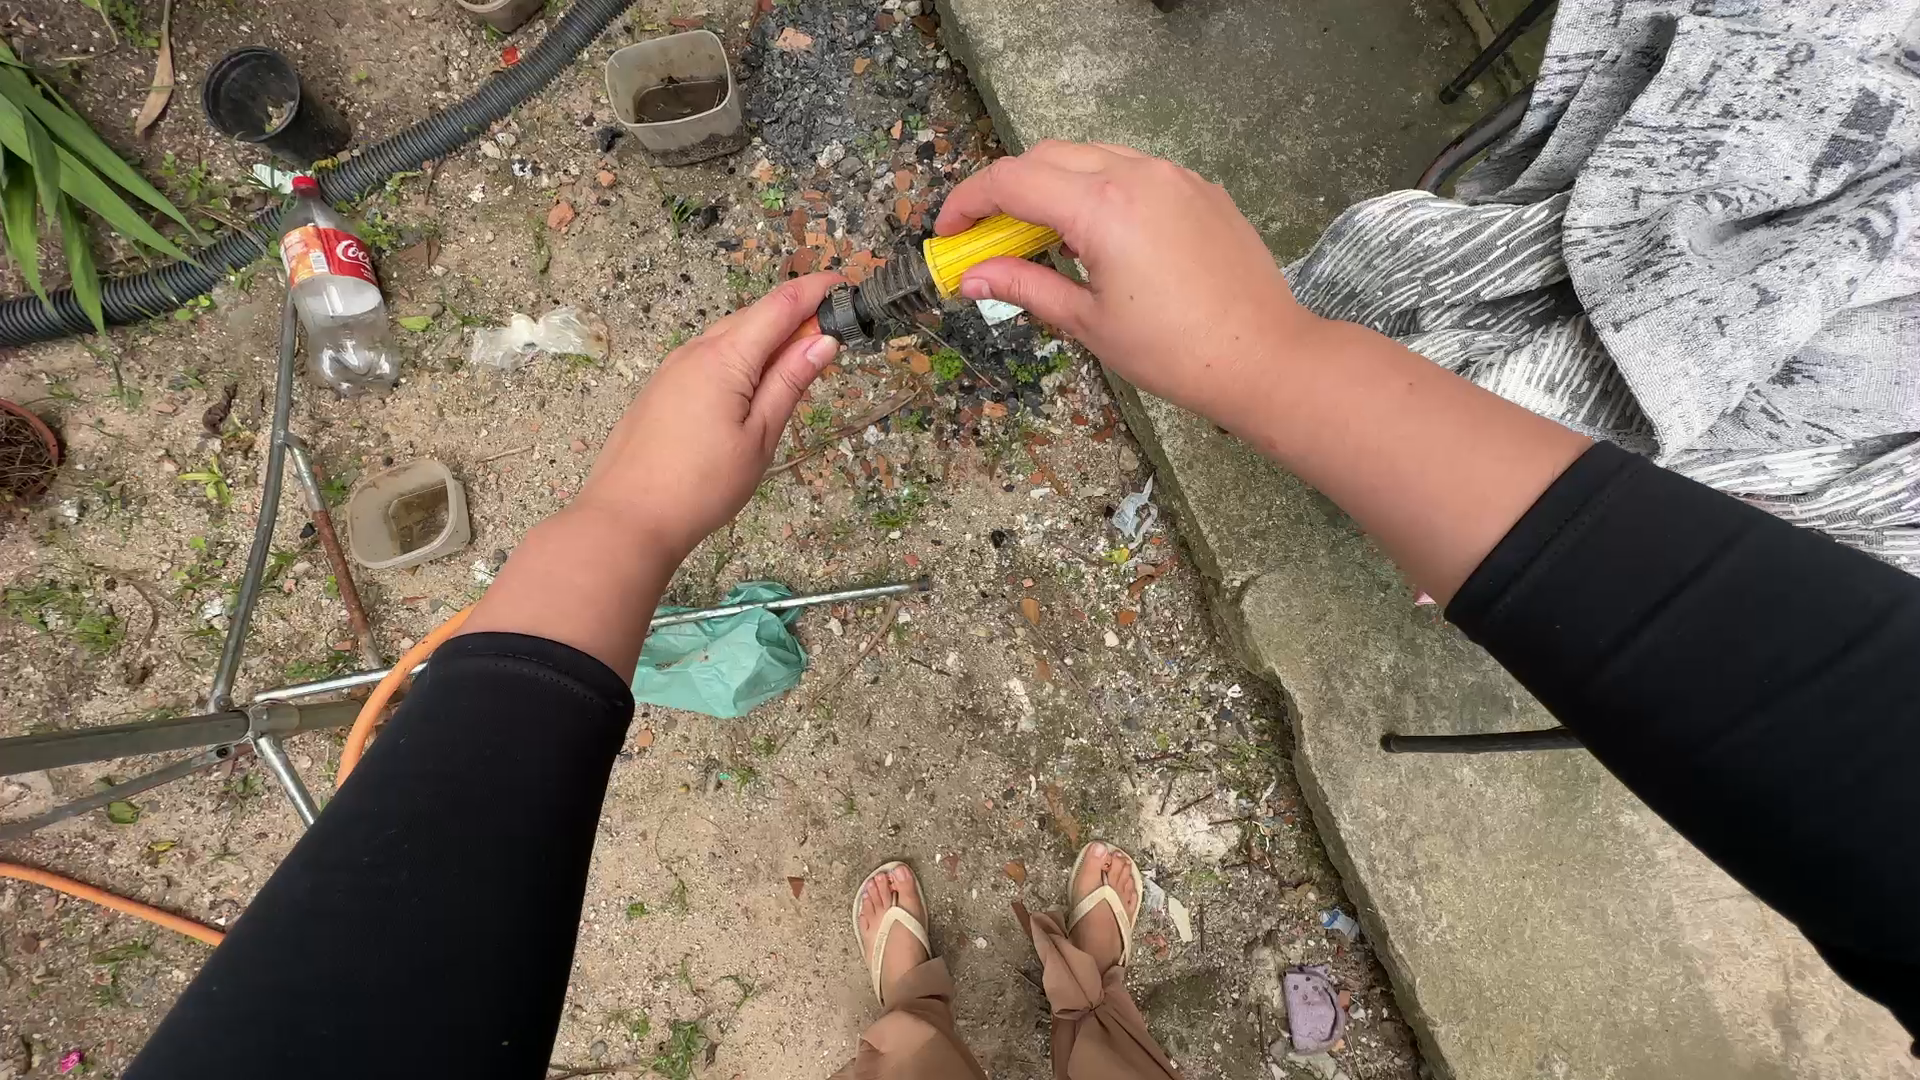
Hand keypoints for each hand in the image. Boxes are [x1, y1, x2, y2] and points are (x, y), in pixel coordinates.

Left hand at [572, 273, 842, 562]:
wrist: (629, 517)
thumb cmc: (702, 485)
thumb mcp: (760, 436)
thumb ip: (790, 383)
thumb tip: (823, 341)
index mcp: (725, 358)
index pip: (780, 306)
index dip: (816, 290)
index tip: (847, 284)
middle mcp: (696, 349)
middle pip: (755, 315)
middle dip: (797, 313)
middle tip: (835, 330)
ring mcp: (674, 366)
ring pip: (731, 335)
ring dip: (770, 337)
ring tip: (801, 360)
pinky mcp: (664, 386)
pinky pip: (711, 355)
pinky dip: (743, 355)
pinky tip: (756, 382)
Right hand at [935, 141, 1314, 428]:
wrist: (1261, 356)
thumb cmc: (1172, 351)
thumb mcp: (1086, 322)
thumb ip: (1024, 287)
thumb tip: (971, 277)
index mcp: (1104, 208)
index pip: (1013, 180)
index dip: (968, 202)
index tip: (949, 231)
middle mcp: (1138, 174)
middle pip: (1047, 157)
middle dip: (1006, 192)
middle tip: (988, 240)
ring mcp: (1174, 175)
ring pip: (1090, 158)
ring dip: (1052, 189)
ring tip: (1042, 244)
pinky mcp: (1198, 188)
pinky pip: (1132, 172)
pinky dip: (1096, 192)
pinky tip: (1097, 240)